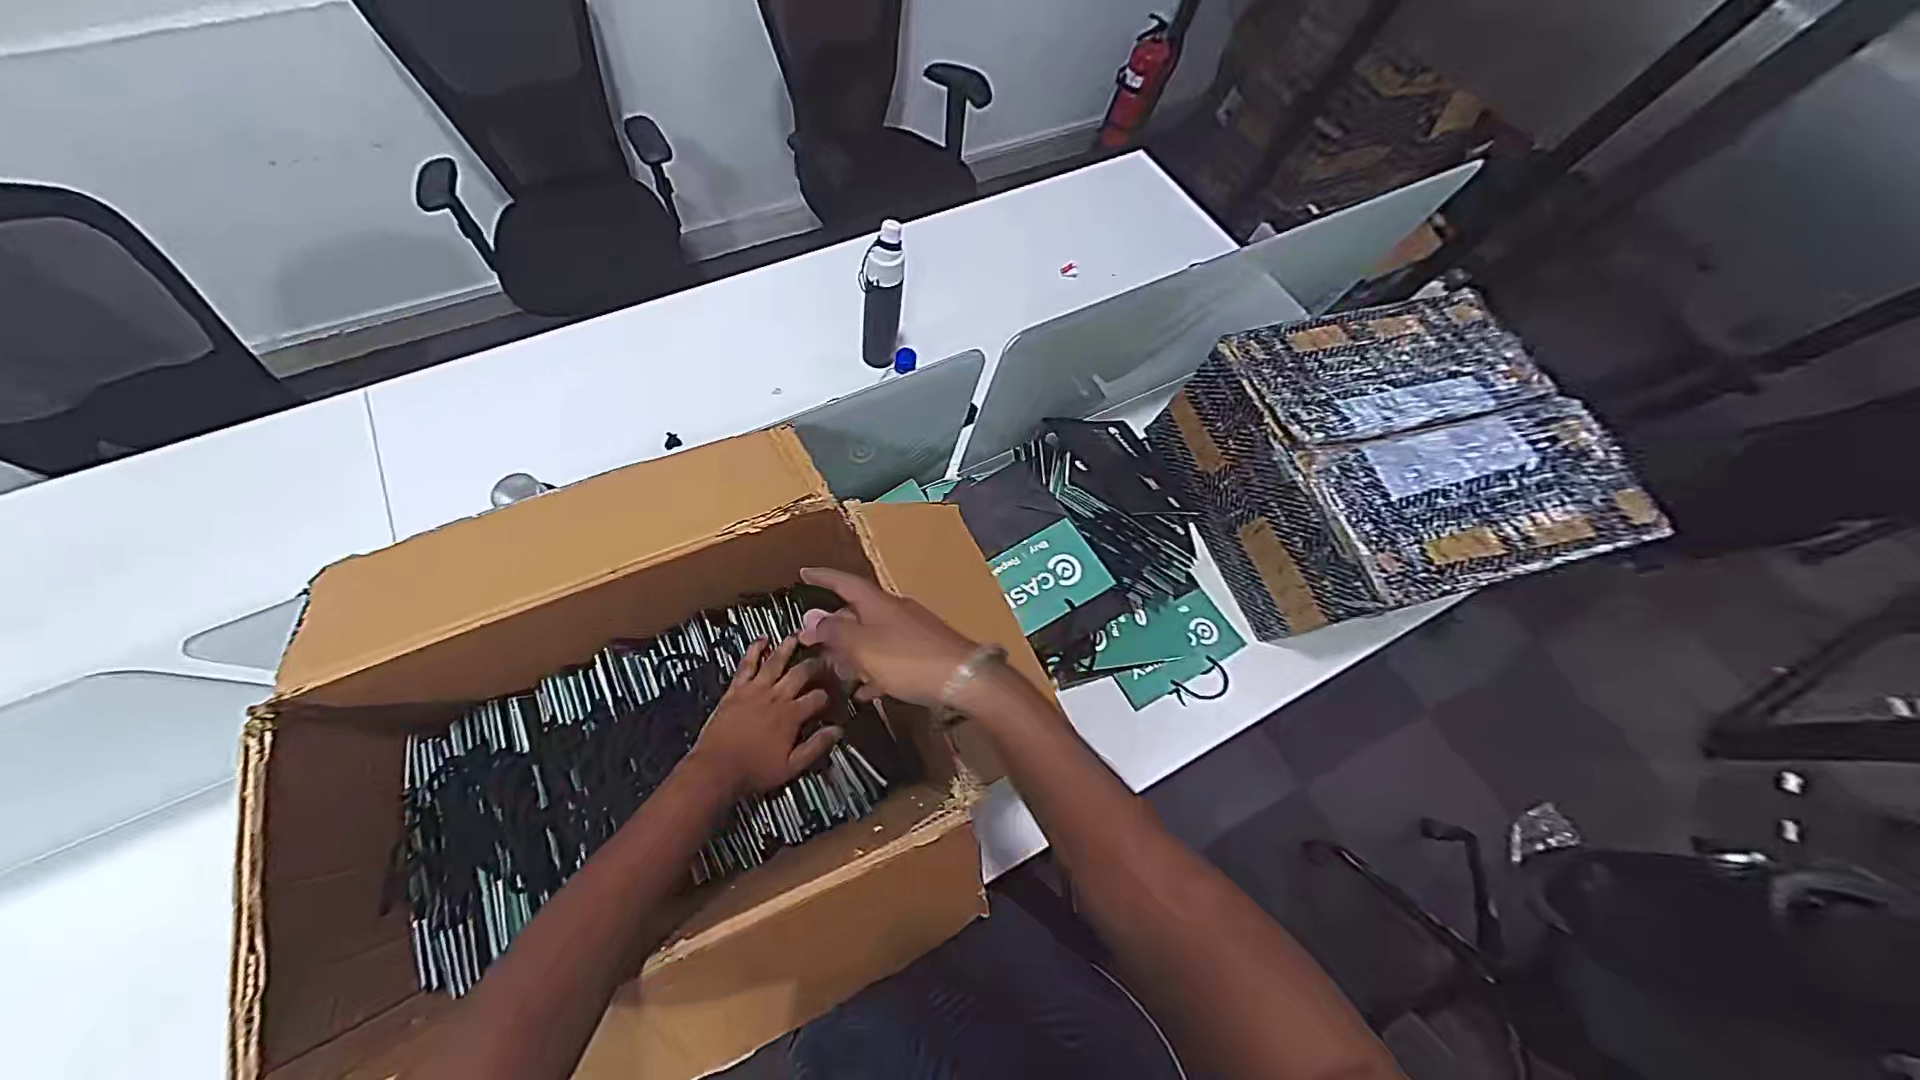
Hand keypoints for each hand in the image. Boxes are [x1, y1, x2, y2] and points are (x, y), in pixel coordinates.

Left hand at [688, 637, 838, 796]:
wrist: (715, 770)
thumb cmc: (753, 771)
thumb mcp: (792, 766)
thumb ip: (817, 746)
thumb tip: (837, 731)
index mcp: (791, 716)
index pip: (818, 696)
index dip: (829, 695)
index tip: (833, 695)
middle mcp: (776, 697)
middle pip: (801, 672)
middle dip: (815, 664)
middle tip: (822, 659)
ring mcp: (755, 690)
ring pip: (776, 661)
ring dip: (788, 647)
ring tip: (796, 636)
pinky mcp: (736, 690)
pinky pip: (747, 664)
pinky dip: (754, 649)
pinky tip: (761, 640)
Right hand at [797, 567, 980, 708]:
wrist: (964, 679)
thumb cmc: (909, 660)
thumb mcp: (863, 647)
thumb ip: (835, 633)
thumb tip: (812, 619)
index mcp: (877, 603)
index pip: (844, 582)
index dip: (823, 577)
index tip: (804, 573)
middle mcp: (893, 611)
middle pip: (856, 612)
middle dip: (833, 627)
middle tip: (812, 642)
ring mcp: (910, 632)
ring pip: (871, 637)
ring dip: (851, 653)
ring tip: (835, 671)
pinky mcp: (922, 654)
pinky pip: (889, 659)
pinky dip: (873, 671)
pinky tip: (866, 691)